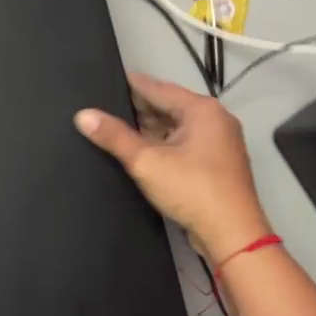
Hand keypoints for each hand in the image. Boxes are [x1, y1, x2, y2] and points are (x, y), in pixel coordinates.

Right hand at [75, 72, 271, 262]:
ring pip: (175, 126)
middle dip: (137, 108)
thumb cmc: (192, 189)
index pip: (156, 87)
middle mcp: (214, 119)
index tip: (102, 80)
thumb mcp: (146, 161)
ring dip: (149, 128)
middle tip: (102, 107)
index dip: (128, 84)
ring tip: (115, 128)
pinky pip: (183, 143)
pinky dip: (162, 144)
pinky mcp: (216, 163)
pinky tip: (139, 150)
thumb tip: (82, 114)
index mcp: (202, 109)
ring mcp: (218, 142)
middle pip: (168, 106)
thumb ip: (113, 136)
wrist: (233, 235)